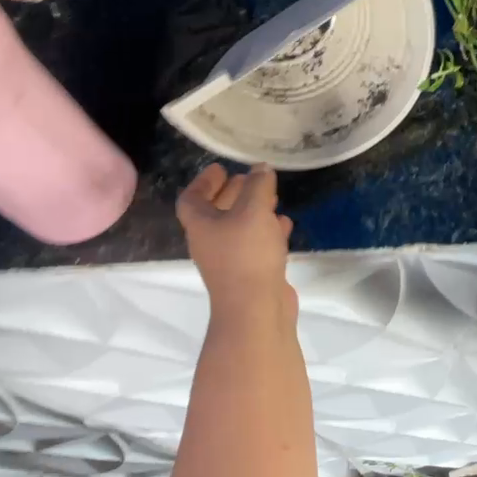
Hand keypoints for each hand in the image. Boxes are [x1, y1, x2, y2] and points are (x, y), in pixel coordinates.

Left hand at [177, 163, 295, 318]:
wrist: (255, 308)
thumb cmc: (247, 254)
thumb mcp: (253, 211)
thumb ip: (258, 186)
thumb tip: (261, 169)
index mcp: (201, 225)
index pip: (192, 198)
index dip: (204, 181)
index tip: (221, 168)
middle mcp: (211, 242)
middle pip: (216, 212)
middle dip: (232, 194)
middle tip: (249, 179)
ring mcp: (231, 259)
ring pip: (239, 228)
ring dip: (253, 211)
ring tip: (271, 197)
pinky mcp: (251, 272)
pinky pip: (257, 244)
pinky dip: (268, 230)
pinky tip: (284, 224)